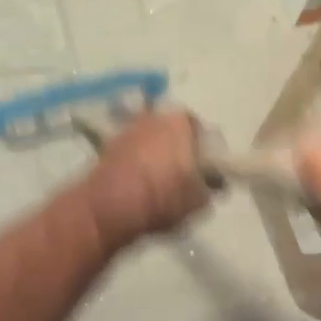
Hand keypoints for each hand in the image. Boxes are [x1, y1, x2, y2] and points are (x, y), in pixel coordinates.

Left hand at [77, 108, 211, 246]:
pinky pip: (131, 149)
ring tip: (160, 180)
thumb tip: (212, 182)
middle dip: (178, 147)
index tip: (205, 169)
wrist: (111, 204)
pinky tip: (139, 182)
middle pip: (171, 129)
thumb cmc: (163, 196)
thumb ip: (210, 185)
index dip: (204, 150)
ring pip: (149, 138)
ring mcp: (128, 127)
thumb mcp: (199, 200)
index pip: (199, 129)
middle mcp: (153, 115)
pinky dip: (136, 161)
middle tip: (183, 174)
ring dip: (155, 153)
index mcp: (180, 121)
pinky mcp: (108, 143)